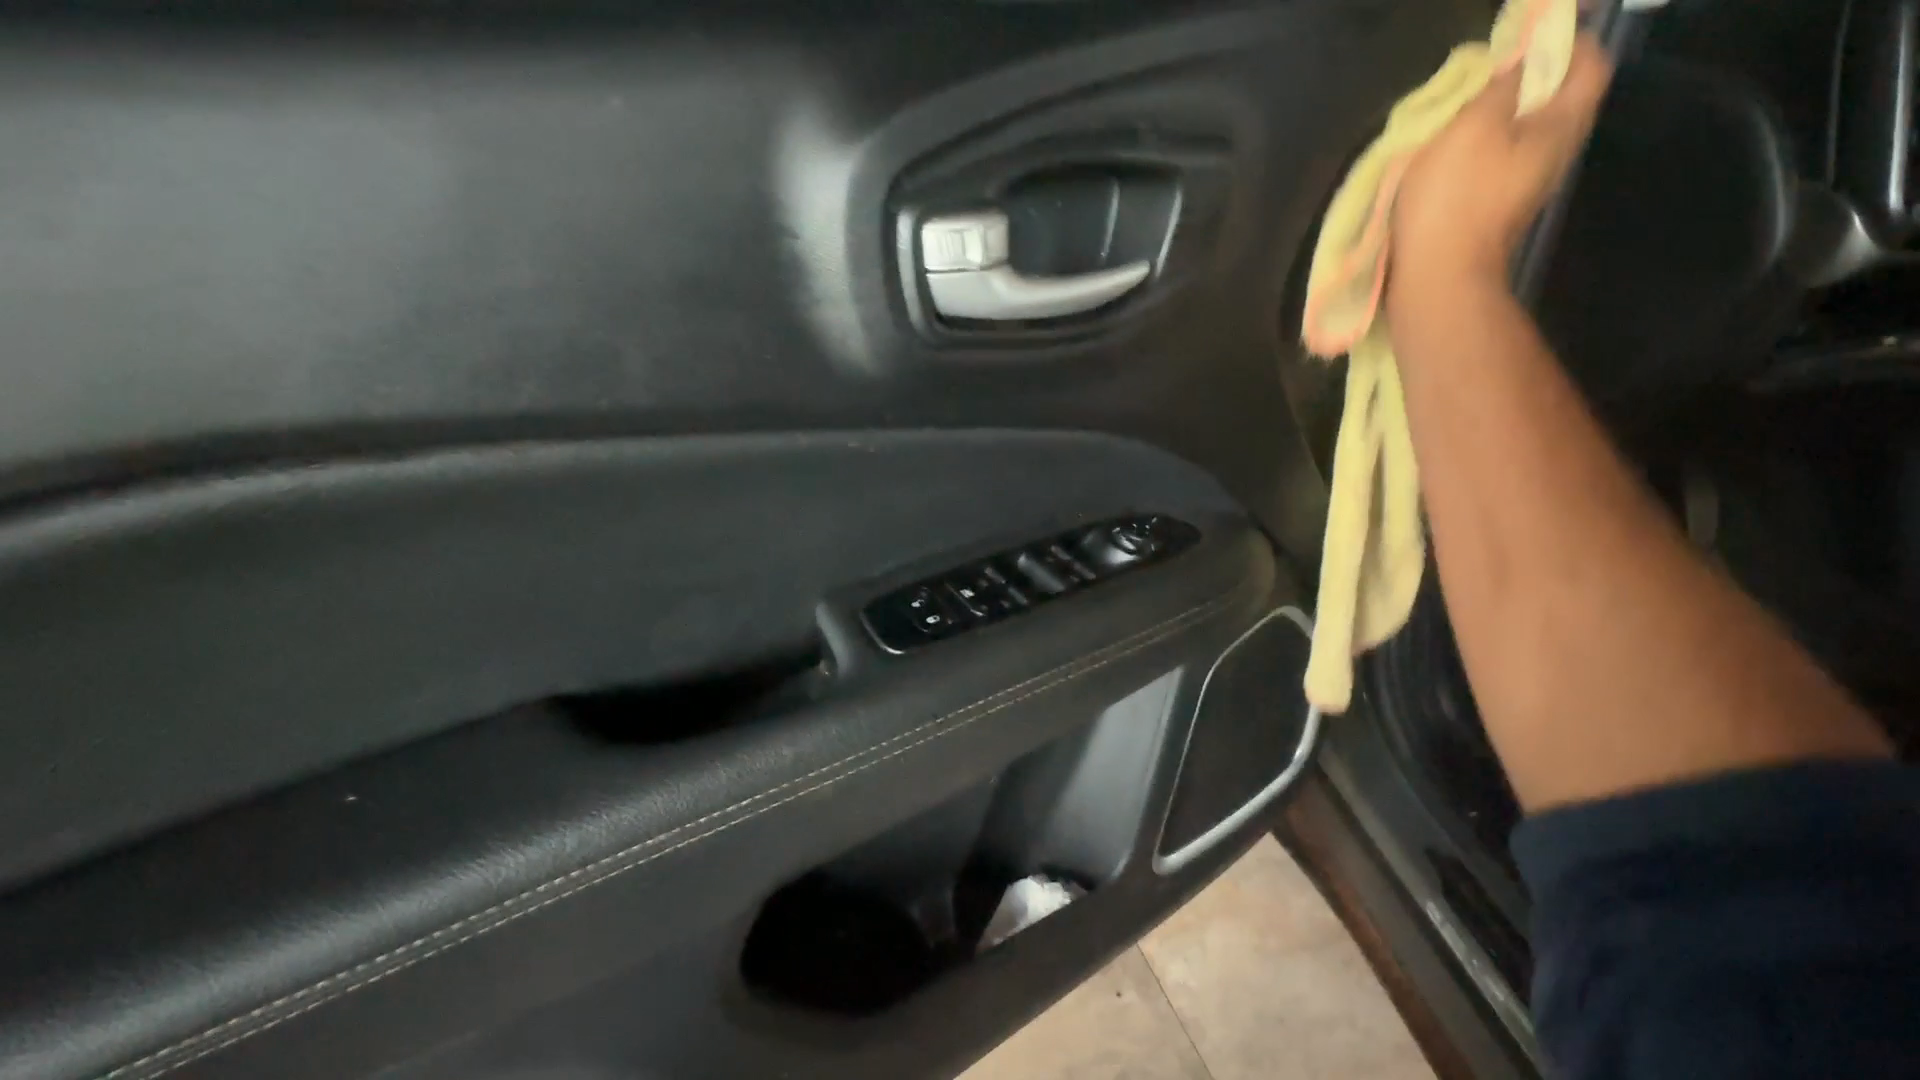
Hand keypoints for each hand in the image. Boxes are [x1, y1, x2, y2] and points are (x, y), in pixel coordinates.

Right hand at [1389, 34, 1613, 306]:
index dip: (1567, 38)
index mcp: (1562, 125)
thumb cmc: (1457, 197)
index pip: (1590, 63)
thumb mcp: (1472, 125)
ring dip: (1502, 110)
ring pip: (1528, 128)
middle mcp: (1556, 152)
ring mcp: (1528, 183)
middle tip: (1491, 65)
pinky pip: (1502, 158)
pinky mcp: (1499, 206)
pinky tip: (1453, 147)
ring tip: (1465, 104)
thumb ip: (1498, 86)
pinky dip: (1485, 142)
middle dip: (1531, 73)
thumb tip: (1515, 66)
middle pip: (1560, 96)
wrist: (1440, 276)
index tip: (1529, 30)